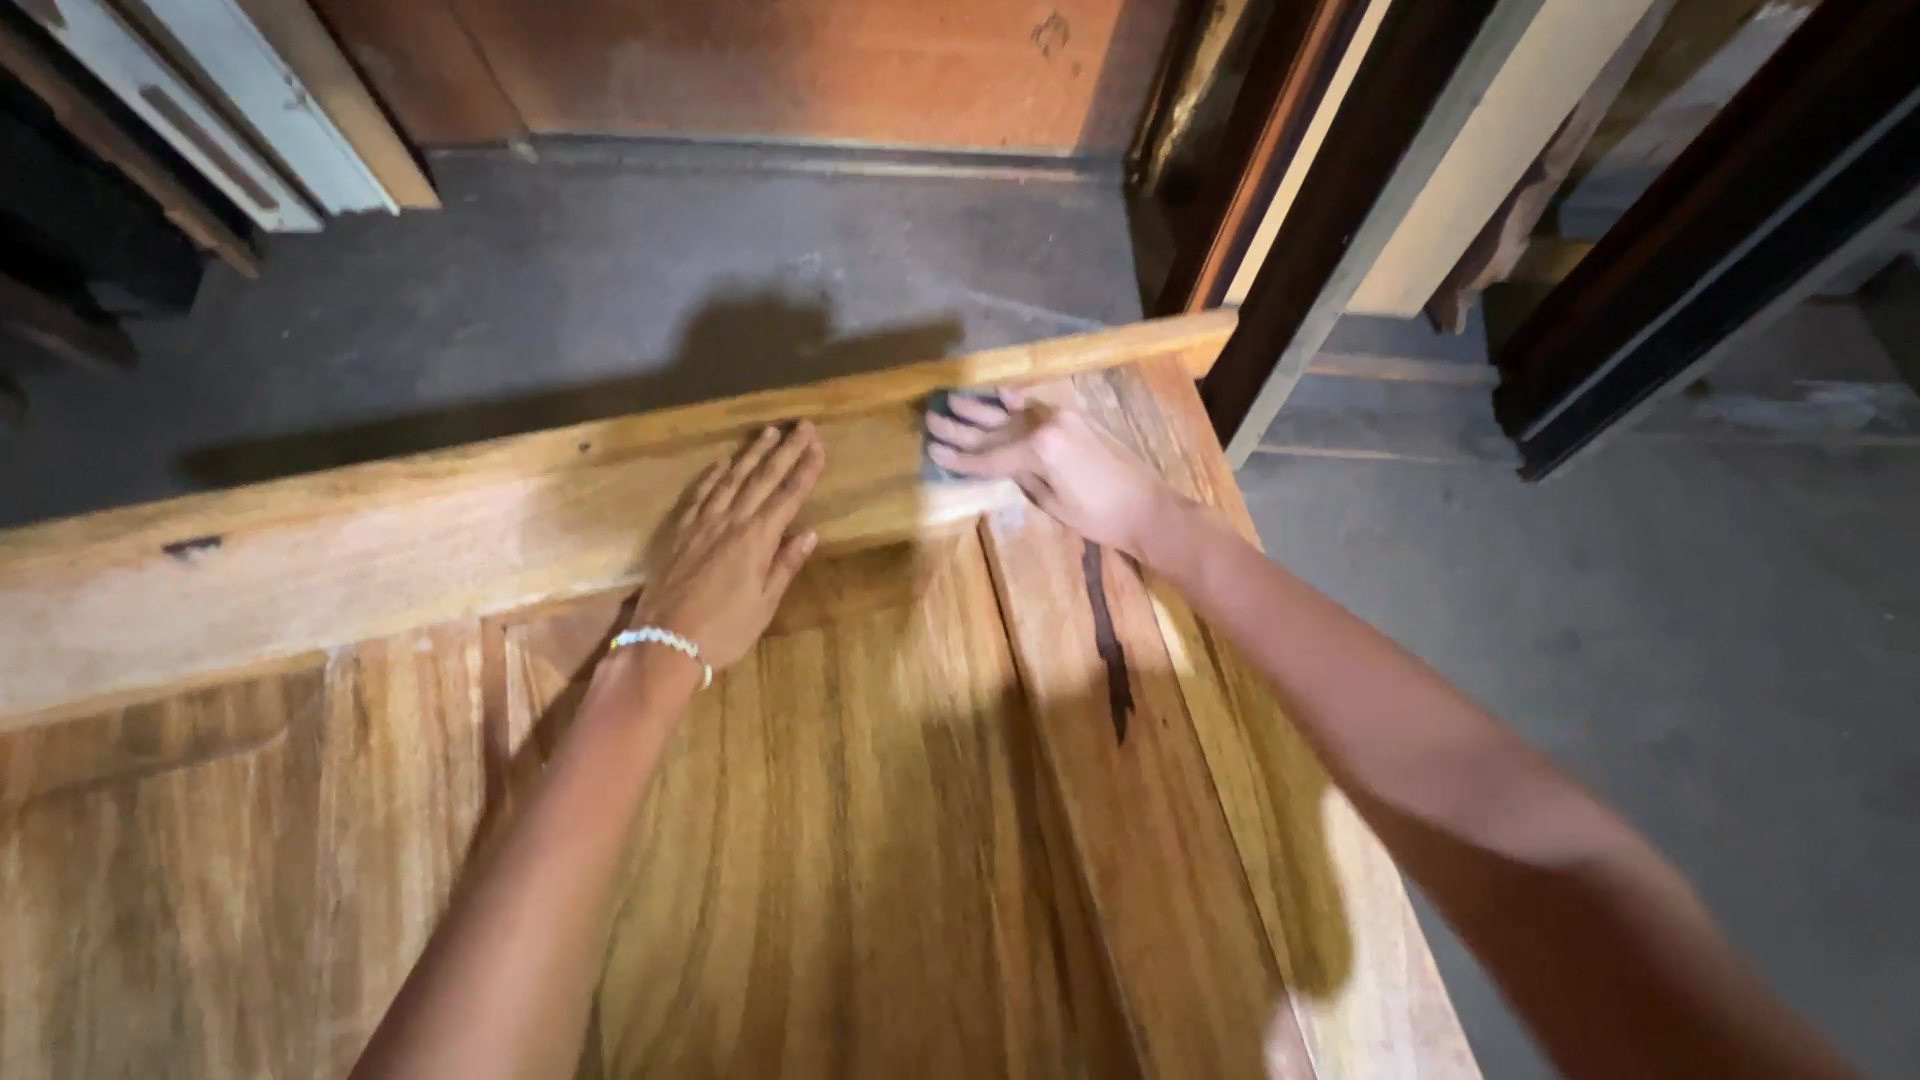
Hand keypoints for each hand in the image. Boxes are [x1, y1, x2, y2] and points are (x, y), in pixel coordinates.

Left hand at [632, 423, 825, 669]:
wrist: (664, 642)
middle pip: (763, 478)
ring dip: (752, 453)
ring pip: (731, 477)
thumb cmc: (724, 630)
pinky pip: (698, 493)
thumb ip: (785, 565)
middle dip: (786, 450)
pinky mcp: (679, 530)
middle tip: (803, 426)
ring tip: (768, 432)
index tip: (819, 446)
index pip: (789, 496)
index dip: (806, 469)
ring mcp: (701, 522)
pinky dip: (712, 474)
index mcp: (757, 539)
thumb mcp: (764, 604)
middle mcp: (731, 521)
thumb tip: (809, 533)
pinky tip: (722, 462)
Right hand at [926, 385, 1178, 557]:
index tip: (933, 452)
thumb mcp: (1052, 502)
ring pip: (1012, 413)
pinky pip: (1037, 405)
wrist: (1148, 507)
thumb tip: (1005, 463)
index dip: (961, 459)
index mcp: (1039, 448)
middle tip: (931, 420)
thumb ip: (1024, 476)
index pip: (990, 457)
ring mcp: (1062, 415)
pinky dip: (1016, 400)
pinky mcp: (1075, 417)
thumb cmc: (1099, 517)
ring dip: (981, 410)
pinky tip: (998, 393)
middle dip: (961, 430)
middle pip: (995, 429)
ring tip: (950, 402)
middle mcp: (1046, 423)